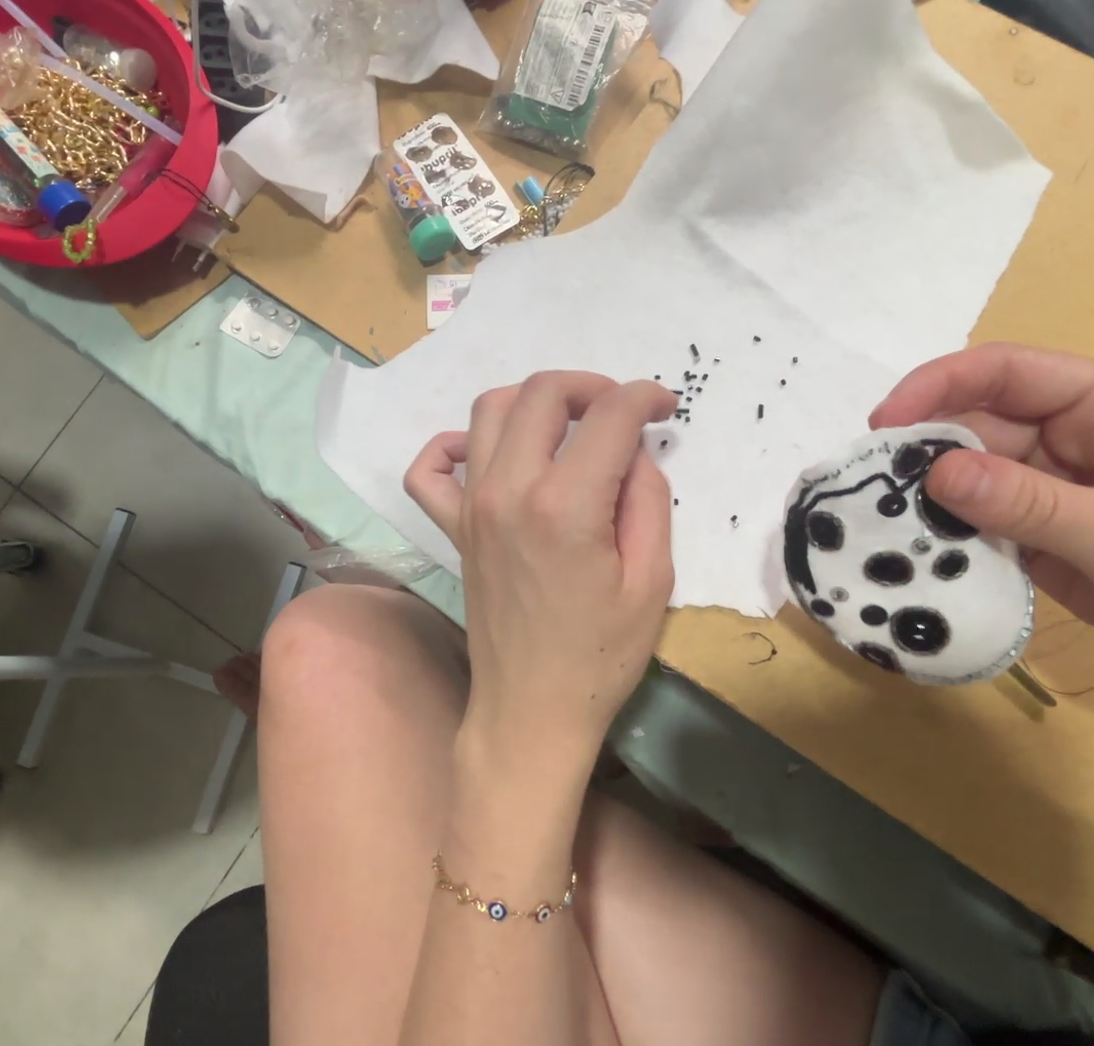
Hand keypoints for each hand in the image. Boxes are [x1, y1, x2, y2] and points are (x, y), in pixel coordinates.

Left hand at [405, 371, 677, 764]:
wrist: (532, 708)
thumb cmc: (601, 655)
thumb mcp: (654, 580)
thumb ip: (648, 500)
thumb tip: (632, 451)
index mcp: (566, 505)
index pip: (608, 415)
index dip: (644, 397)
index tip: (664, 407)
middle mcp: (509, 492)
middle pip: (541, 394)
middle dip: (589, 386)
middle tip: (620, 410)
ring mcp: (471, 508)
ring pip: (488, 412)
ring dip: (533, 400)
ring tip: (567, 423)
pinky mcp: (452, 529)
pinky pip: (429, 470)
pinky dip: (452, 446)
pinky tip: (486, 453)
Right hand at [870, 343, 1093, 705]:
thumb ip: (1032, 505)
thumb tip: (934, 474)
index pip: (1013, 374)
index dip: (942, 386)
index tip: (883, 422)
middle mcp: (1081, 442)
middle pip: (982, 427)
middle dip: (926, 451)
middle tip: (870, 489)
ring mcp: (1060, 496)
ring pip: (974, 481)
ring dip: (931, 500)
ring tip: (881, 524)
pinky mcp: (1046, 545)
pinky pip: (982, 528)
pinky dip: (949, 538)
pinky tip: (915, 554)